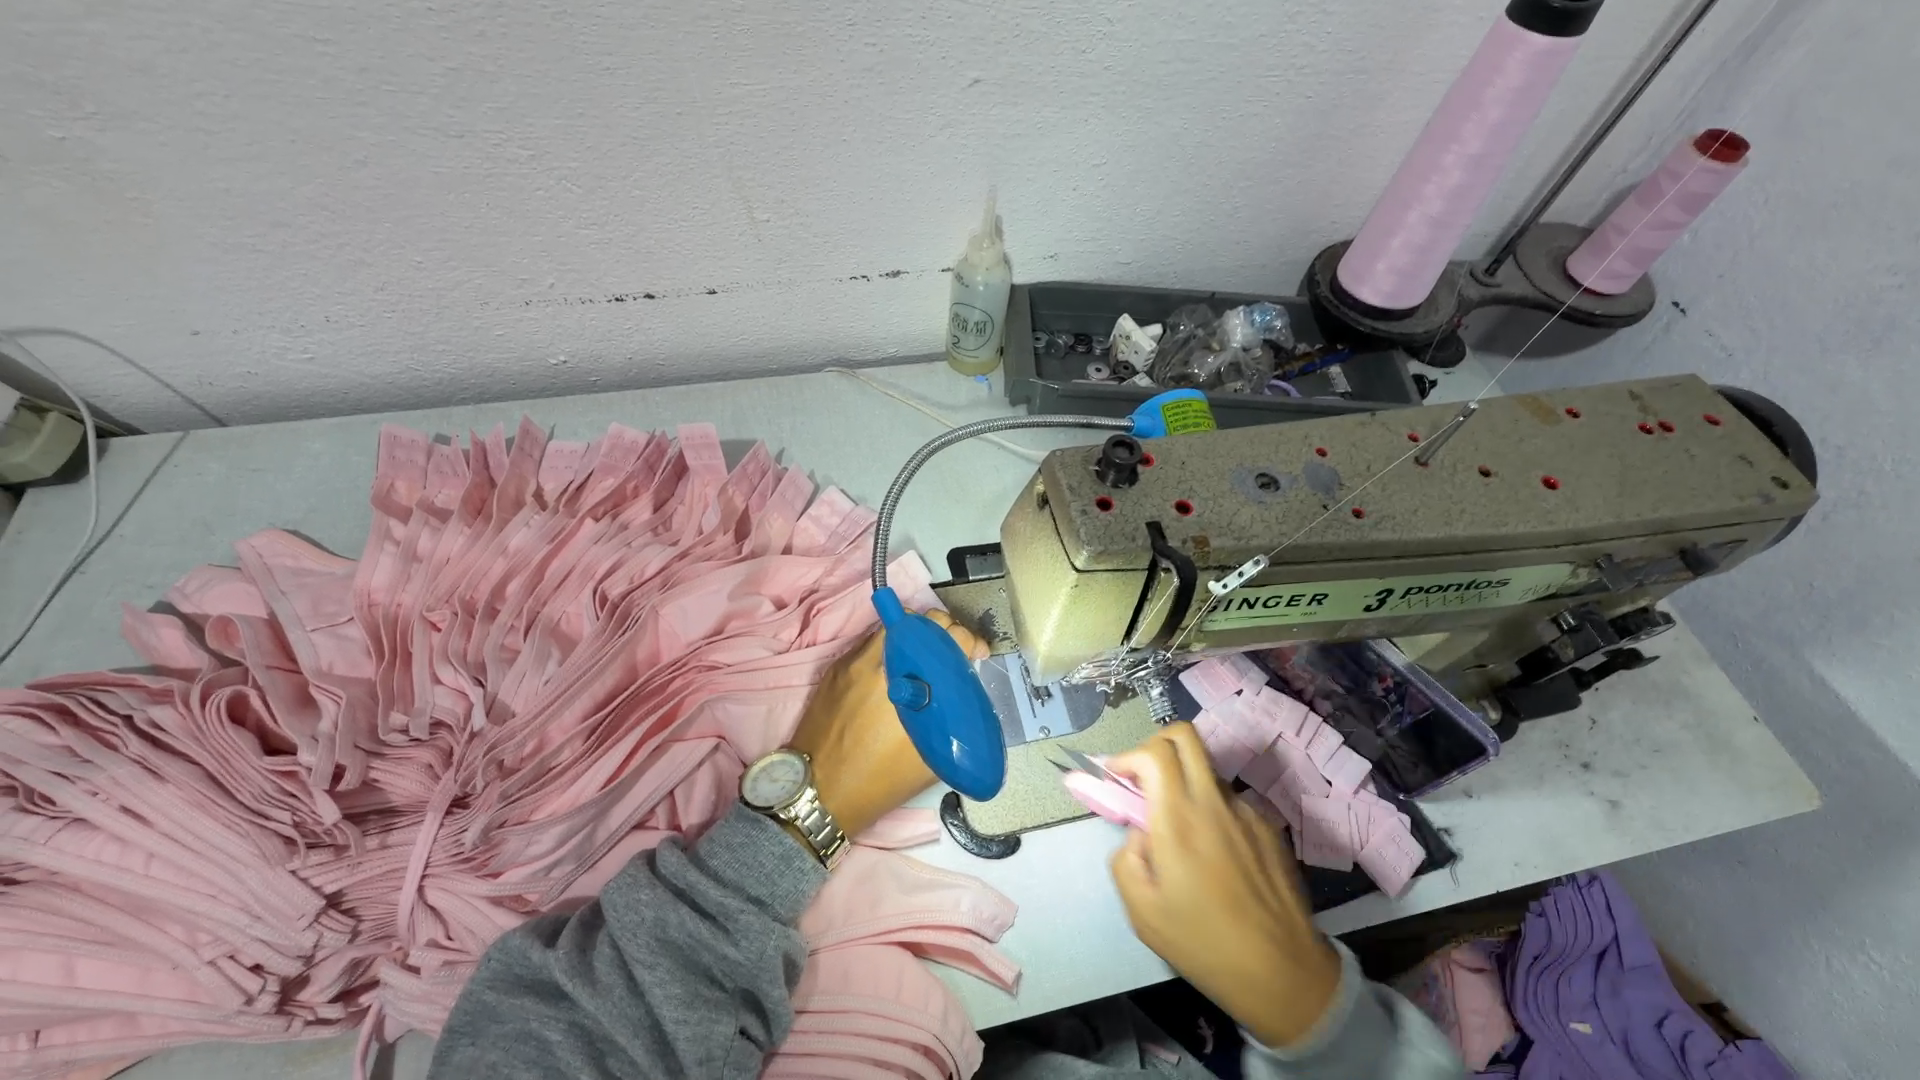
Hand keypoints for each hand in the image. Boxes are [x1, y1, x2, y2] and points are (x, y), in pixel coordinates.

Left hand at [788, 609, 987, 837]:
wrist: (819, 792)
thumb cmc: (880, 782)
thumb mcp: (933, 757)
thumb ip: (953, 719)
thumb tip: (964, 696)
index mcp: (907, 683)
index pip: (946, 638)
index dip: (968, 640)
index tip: (976, 654)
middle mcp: (879, 662)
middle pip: (920, 622)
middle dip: (944, 630)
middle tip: (954, 651)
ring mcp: (853, 661)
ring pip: (893, 627)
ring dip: (917, 635)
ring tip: (927, 657)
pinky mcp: (836, 668)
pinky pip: (871, 643)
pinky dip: (892, 648)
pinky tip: (899, 671)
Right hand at [1104, 723, 1342, 1048]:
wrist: (1281, 971)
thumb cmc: (1202, 942)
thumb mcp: (1141, 910)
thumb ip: (1126, 858)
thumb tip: (1140, 832)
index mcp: (1177, 818)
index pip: (1154, 752)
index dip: (1128, 756)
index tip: (1117, 779)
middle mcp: (1213, 802)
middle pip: (1185, 736)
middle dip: (1157, 746)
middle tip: (1145, 780)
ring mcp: (1247, 812)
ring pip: (1208, 771)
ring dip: (1186, 784)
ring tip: (1183, 832)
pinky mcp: (1269, 828)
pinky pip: (1231, 803)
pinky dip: (1213, 812)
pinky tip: (1216, 856)